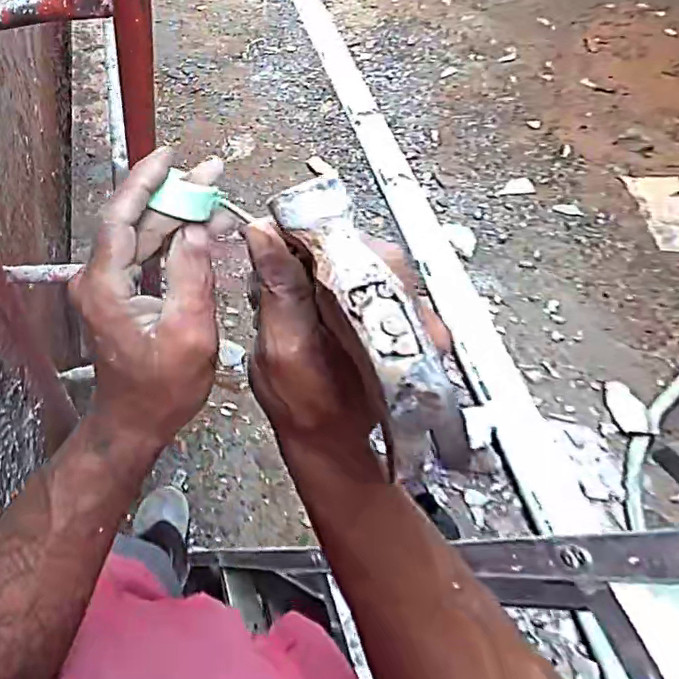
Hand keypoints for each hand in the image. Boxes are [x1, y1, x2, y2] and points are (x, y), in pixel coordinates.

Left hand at [68, 147, 230, 452]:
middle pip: (131, 221)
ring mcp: (104, 286)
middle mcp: (95, 280)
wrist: (133, 420)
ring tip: (211, 194)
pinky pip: (142, 255)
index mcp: (104, 286)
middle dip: (170, 194)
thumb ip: (191, 277)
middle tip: (207, 172)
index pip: (119, 218)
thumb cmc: (158, 390)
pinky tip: (197, 227)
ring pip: (139, 235)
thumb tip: (195, 231)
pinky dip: (169, 239)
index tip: (167, 158)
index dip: (143, 183)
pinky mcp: (115, 293)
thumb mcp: (189, 335)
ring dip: (173, 215)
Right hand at [243, 222, 450, 458]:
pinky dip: (328, 279)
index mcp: (383, 319)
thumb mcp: (280, 348)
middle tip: (271, 272)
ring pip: (357, 257)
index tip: (268, 234)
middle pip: (354, 245)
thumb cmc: (310, 409)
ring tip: (288, 294)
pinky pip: (362, 275)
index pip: (344, 244)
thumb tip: (264, 235)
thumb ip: (278, 289)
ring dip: (314, 264)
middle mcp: (414, 310)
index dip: (300, 234)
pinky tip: (309, 303)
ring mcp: (414, 311)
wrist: (339, 444)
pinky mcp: (402, 313)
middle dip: (305, 250)